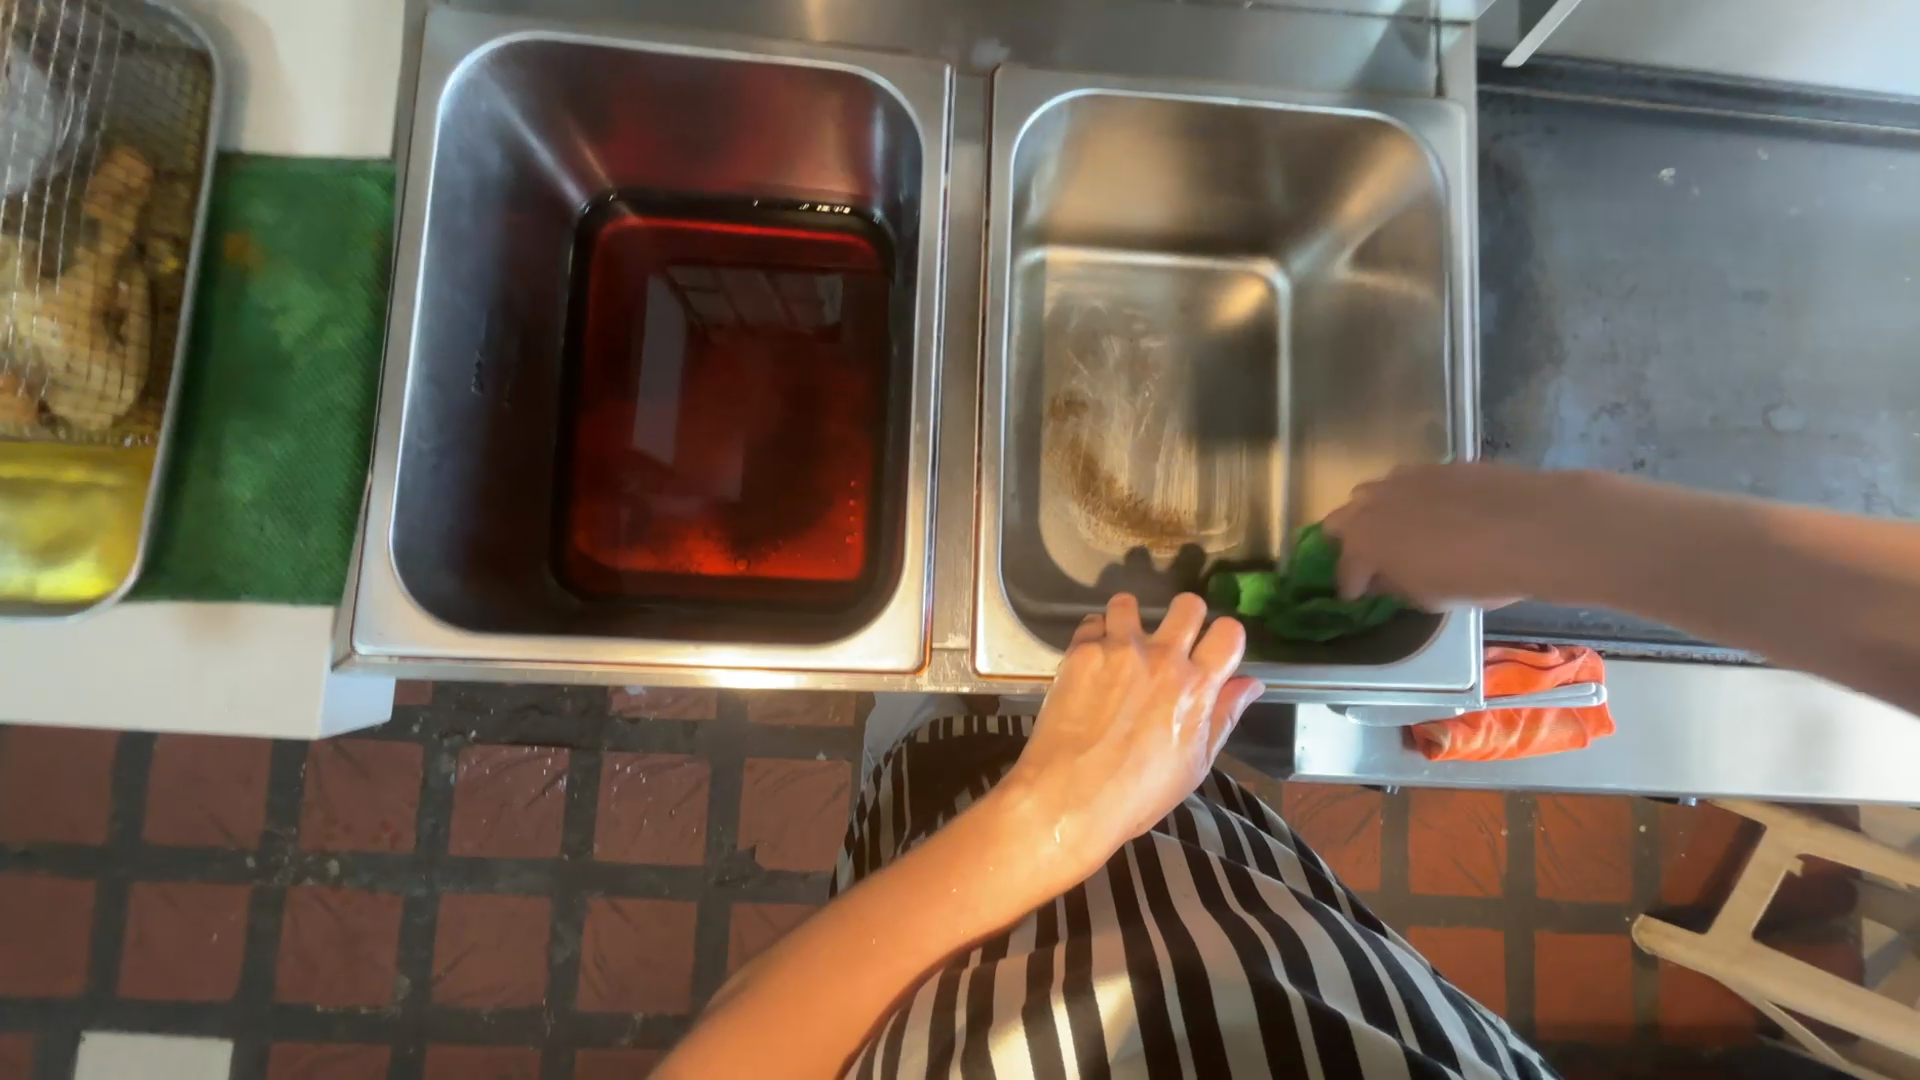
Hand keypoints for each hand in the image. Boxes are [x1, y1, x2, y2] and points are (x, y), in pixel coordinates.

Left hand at [996, 593, 1262, 881]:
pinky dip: (1094, 636)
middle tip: (1169, 639)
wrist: (1070, 796)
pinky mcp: (1082, 651)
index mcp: (1197, 686)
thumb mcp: (1195, 763)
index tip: (1211, 648)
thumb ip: (1224, 715)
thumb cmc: (1139, 792)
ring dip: (1128, 619)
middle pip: (1188, 605)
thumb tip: (1250, 684)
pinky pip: (1092, 622)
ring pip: (1130, 603)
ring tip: (1121, 644)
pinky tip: (1092, 661)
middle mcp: (1162, 658)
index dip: (1224, 637)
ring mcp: (1119, 650)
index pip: (1229, 632)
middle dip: (1184, 616)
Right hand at [1322, 462, 1601, 607]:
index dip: (1350, 586)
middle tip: (1369, 557)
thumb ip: (1396, 586)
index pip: (1343, 570)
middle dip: (1348, 541)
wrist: (1539, 528)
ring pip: (1369, 494)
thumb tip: (1384, 579)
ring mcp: (1402, 480)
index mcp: (1362, 544)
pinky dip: (1411, 498)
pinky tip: (1436, 512)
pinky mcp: (1435, 466)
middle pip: (1339, 521)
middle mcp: (1370, 506)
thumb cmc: (1478, 575)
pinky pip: (1408, 482)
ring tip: (1399, 529)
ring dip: (1375, 513)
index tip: (1356, 596)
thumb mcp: (1430, 598)